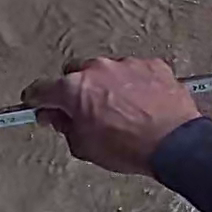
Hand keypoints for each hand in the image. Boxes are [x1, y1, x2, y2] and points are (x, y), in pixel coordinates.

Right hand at [22, 57, 201, 175]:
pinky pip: (136, 71)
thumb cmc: (129, 147)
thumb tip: (58, 116)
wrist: (173, 142)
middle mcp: (98, 69)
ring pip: (108, 70)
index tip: (40, 105)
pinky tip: (142, 103)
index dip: (38, 100)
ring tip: (122, 110)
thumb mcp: (83, 146)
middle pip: (75, 73)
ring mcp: (127, 64)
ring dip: (108, 85)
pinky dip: (135, 83)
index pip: (41, 89)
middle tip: (86, 111)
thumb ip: (64, 126)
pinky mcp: (152, 65)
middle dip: (77, 90)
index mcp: (74, 88)